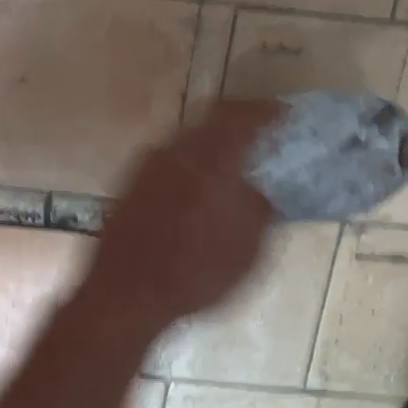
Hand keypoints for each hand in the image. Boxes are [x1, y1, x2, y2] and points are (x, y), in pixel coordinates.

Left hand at [78, 100, 283, 333]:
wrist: (125, 296)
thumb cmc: (195, 274)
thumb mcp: (247, 248)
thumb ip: (260, 207)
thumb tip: (265, 189)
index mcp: (209, 159)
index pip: (239, 115)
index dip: (264, 111)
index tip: (282, 114)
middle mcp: (174, 151)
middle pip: (209, 120)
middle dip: (236, 125)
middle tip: (258, 135)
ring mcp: (146, 167)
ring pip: (186, 140)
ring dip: (210, 146)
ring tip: (231, 165)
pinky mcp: (129, 186)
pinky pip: (168, 161)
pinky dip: (189, 165)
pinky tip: (198, 188)